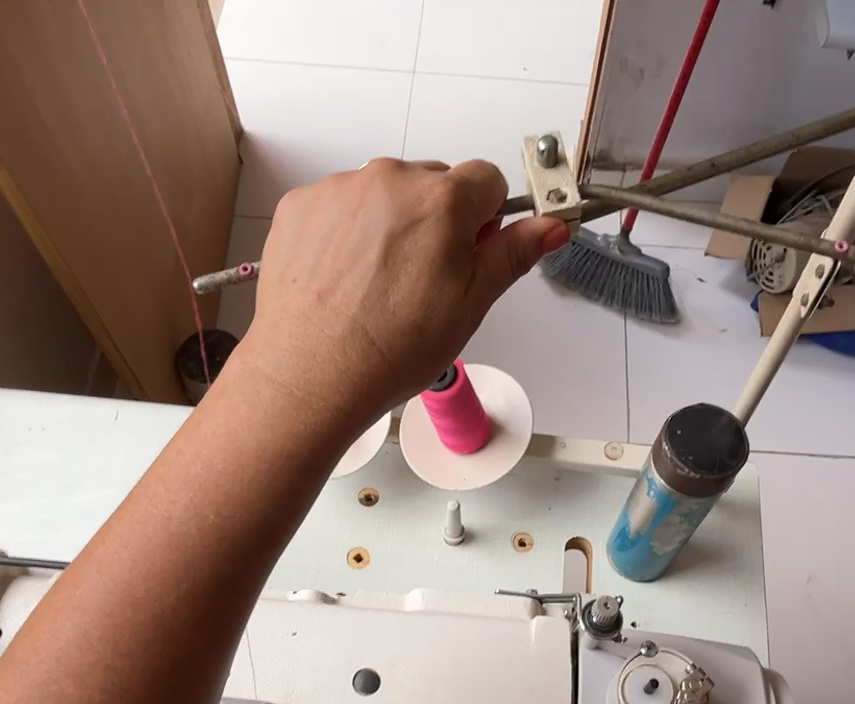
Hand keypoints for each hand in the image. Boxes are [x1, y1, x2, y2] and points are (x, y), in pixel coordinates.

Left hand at [240, 159, 569, 430]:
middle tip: (423, 281)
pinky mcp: (301, 206)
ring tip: (378, 286)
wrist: (312, 374)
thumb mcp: (470, 306)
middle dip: (438, 221)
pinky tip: (344, 280)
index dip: (486, 220)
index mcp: (442, 200)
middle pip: (434, 184)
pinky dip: (347, 233)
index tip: (472, 253)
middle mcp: (389, 179)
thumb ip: (513, 255)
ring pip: (385, 194)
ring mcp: (340, 190)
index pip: (487, 180)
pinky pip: (340, 205)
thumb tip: (552, 224)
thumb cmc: (392, 350)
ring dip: (391, 225)